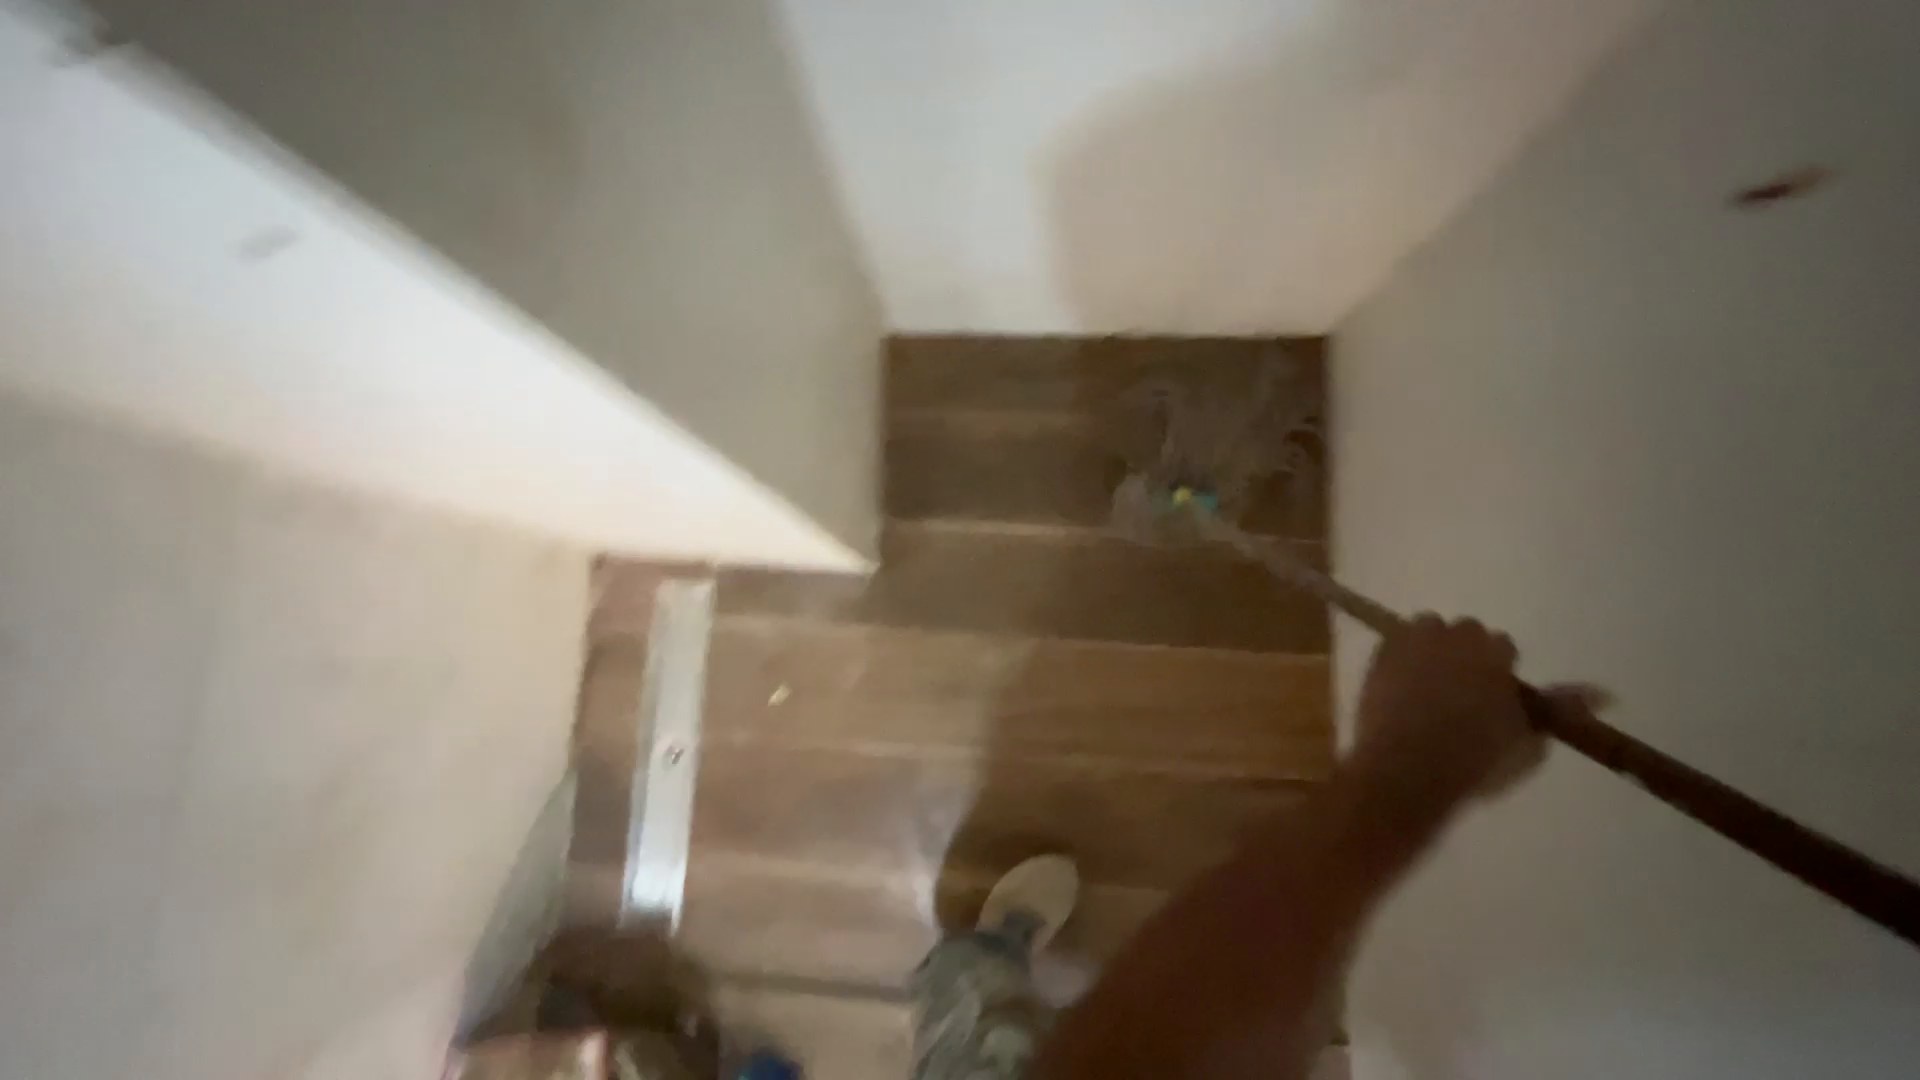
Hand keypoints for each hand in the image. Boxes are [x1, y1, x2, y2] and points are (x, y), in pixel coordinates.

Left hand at [1349, 615, 1596, 812]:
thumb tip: (1603, 693)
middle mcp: (1453, 638)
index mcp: (1494, 654)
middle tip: (1458, 688)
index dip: (1496, 668)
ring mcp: (1411, 642)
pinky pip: (1392, 642)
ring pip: (1425, 629)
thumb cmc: (1474, 760)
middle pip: (1464, 631)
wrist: (1406, 767)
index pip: (1502, 645)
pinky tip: (1399, 684)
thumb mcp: (1527, 741)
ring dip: (1430, 646)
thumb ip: (1559, 710)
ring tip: (1426, 681)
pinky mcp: (1378, 654)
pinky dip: (1398, 656)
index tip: (1489, 692)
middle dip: (1463, 652)